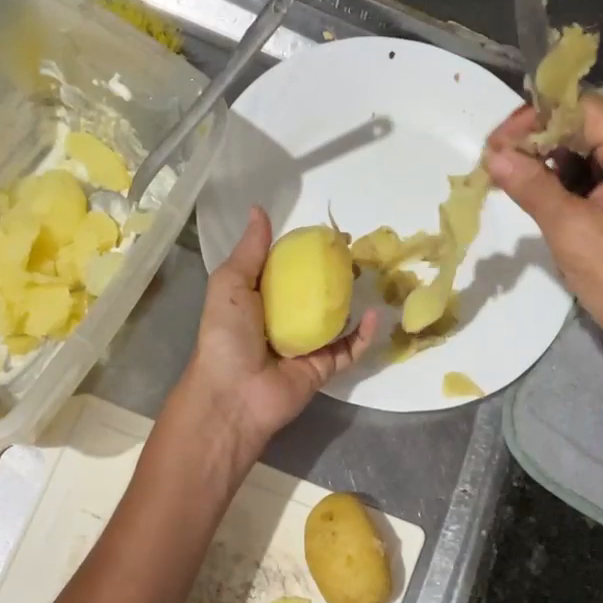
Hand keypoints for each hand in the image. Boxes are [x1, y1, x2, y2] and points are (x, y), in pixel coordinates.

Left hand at [168, 205, 377, 462]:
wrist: (234, 393)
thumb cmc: (227, 335)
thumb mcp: (230, 284)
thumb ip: (249, 250)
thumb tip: (260, 210)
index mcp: (258, 301)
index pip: (286, 271)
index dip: (304, 253)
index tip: (327, 237)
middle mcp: (283, 322)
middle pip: (314, 294)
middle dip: (334, 274)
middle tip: (354, 254)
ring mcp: (305, 346)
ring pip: (335, 320)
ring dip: (352, 300)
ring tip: (369, 276)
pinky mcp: (323, 369)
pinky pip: (348, 350)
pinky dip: (364, 334)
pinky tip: (375, 314)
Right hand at [485, 98, 602, 359]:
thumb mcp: (571, 232)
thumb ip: (532, 187)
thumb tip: (492, 155)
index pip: (583, 110)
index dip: (534, 120)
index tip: (493, 144)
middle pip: (585, 122)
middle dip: (538, 139)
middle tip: (495, 160)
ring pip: (586, 143)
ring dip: (547, 158)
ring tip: (510, 176)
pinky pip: (594, 165)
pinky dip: (564, 175)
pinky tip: (536, 189)